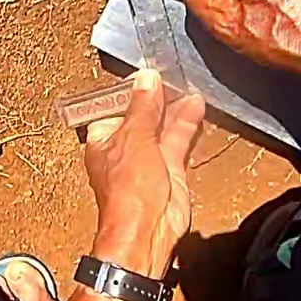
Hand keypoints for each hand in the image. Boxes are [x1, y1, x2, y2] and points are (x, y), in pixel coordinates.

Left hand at [81, 69, 204, 280]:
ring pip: (163, 125)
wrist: (147, 230)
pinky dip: (188, 122)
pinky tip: (196, 104)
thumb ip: (143, 107)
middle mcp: (125, 147)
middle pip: (142, 113)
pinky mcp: (171, 168)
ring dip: (175, 106)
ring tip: (188, 85)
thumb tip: (146, 78)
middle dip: (157, 95)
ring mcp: (149, 158)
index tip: (148, 70)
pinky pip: (179, 139)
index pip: (117, 105)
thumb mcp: (134, 137)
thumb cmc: (128, 191)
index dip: (133, 89)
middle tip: (172, 72)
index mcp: (104, 138)